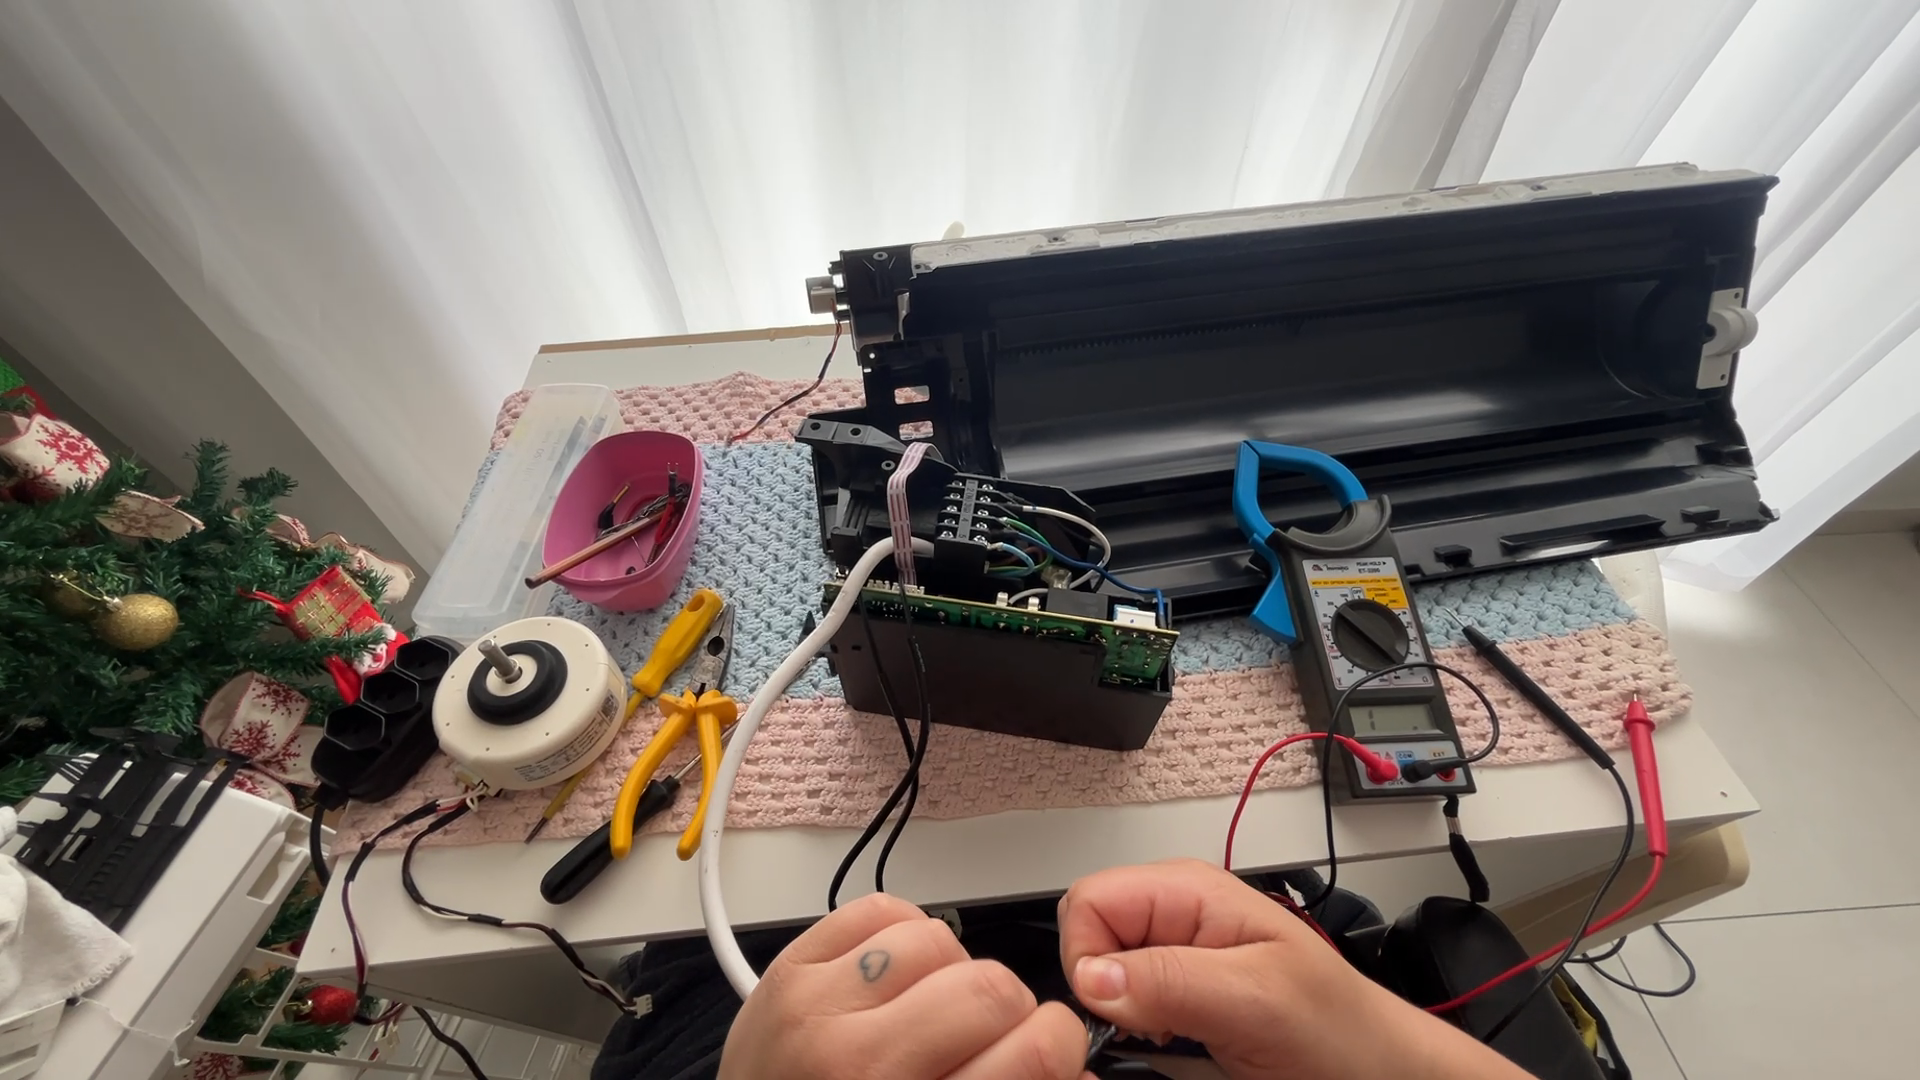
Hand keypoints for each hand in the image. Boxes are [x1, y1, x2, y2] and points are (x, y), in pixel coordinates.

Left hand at [721, 892, 1090, 1079]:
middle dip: (1007, 1007)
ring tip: (932, 1006)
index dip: (1060, 1042)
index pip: (1031, 1052)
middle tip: (989, 1032)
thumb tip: (1074, 1066)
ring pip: (938, 940)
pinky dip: (904, 931)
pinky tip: (895, 974)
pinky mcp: (789, 965)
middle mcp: (856, 1063)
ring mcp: (814, 1005)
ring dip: (951, 971)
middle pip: (989, 987)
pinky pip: (880, 907)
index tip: (1051, 1045)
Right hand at [1058, 859, 1530, 1079]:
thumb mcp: (1257, 1001)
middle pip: (1089, 933)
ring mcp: (1174, 952)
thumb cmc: (1339, 1031)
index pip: (1088, 899)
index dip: (1087, 955)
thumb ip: (1171, 980)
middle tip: (1150, 1029)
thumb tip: (1089, 975)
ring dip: (1120, 1015)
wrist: (1382, 1075)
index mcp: (1184, 889)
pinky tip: (1170, 1047)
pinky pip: (1126, 1002)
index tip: (1120, 1010)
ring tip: (1168, 1042)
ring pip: (1102, 972)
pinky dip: (1133, 1031)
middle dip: (1102, 987)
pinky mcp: (1178, 991)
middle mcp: (1171, 912)